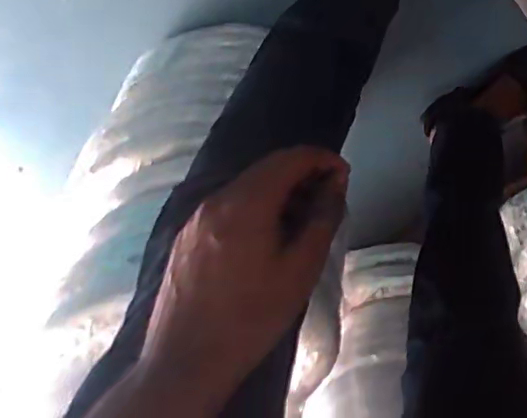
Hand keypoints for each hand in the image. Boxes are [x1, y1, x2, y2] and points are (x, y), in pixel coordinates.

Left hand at [139, 147, 348, 400]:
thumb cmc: (251, 317)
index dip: (323, 159)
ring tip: (301, 216)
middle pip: (269, 166)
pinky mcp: (186, 236)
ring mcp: (197, 217)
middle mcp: (218, 200)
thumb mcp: (302, 268)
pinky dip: (256, 204)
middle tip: (327, 195)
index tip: (343, 176)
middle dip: (303, 172)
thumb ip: (324, 216)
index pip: (292, 157)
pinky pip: (229, 203)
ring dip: (280, 188)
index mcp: (246, 203)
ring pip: (248, 184)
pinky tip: (268, 233)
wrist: (182, 369)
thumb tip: (335, 183)